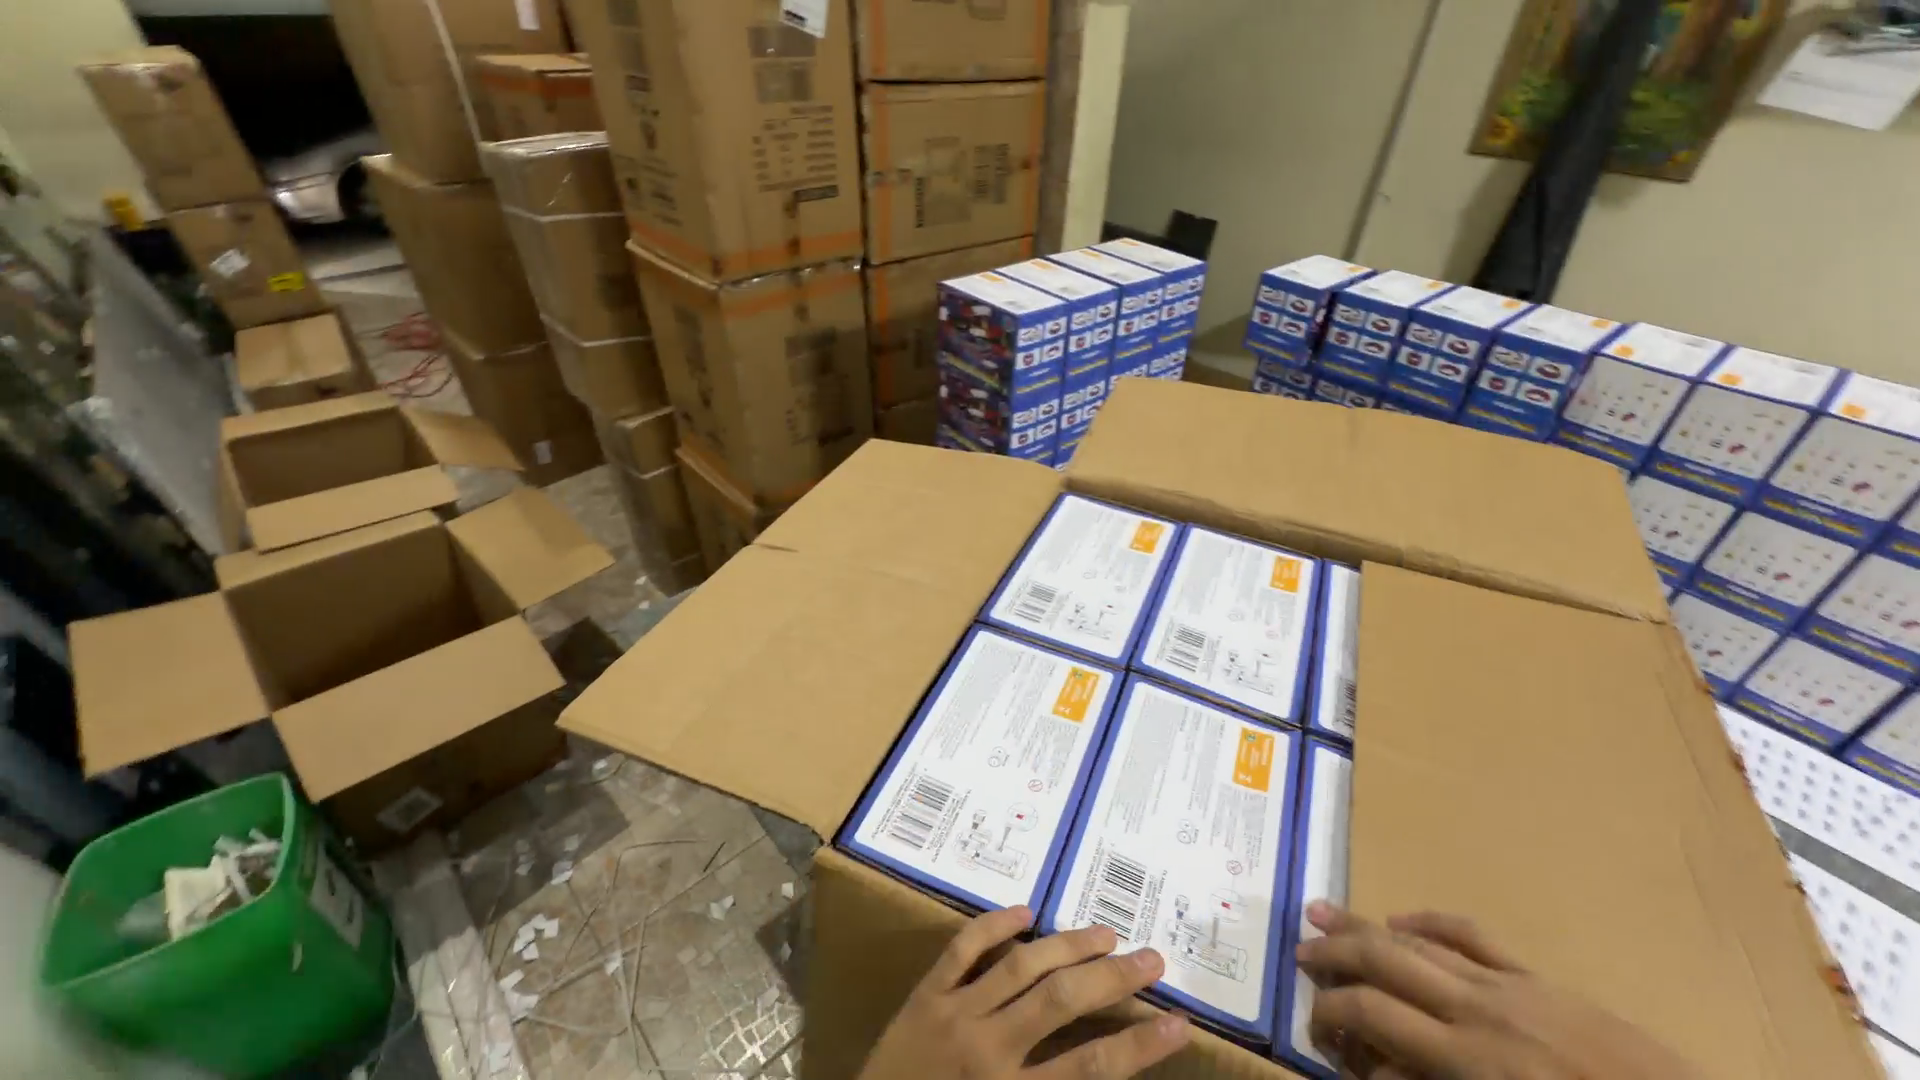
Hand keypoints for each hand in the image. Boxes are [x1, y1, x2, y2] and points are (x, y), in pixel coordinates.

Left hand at [856, 905, 1191, 1079]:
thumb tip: (1099, 1069)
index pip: (1091, 1070)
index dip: (1139, 1046)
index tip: (1177, 1022)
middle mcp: (989, 1048)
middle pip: (1062, 1002)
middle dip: (1112, 978)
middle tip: (1152, 958)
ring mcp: (954, 1014)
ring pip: (1020, 966)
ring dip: (1067, 946)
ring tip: (1105, 933)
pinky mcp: (924, 995)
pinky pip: (962, 950)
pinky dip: (993, 925)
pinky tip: (1025, 911)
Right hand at [1296, 902, 1702, 1079]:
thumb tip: (1379, 1071)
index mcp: (1471, 1060)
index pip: (1372, 1014)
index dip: (1330, 1014)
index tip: (1314, 1027)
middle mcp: (1479, 1010)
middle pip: (1386, 961)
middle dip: (1335, 953)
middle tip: (1298, 950)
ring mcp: (1510, 986)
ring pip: (1419, 941)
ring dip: (1367, 926)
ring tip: (1323, 912)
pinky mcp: (1541, 979)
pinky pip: (1473, 937)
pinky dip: (1430, 923)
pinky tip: (1403, 919)